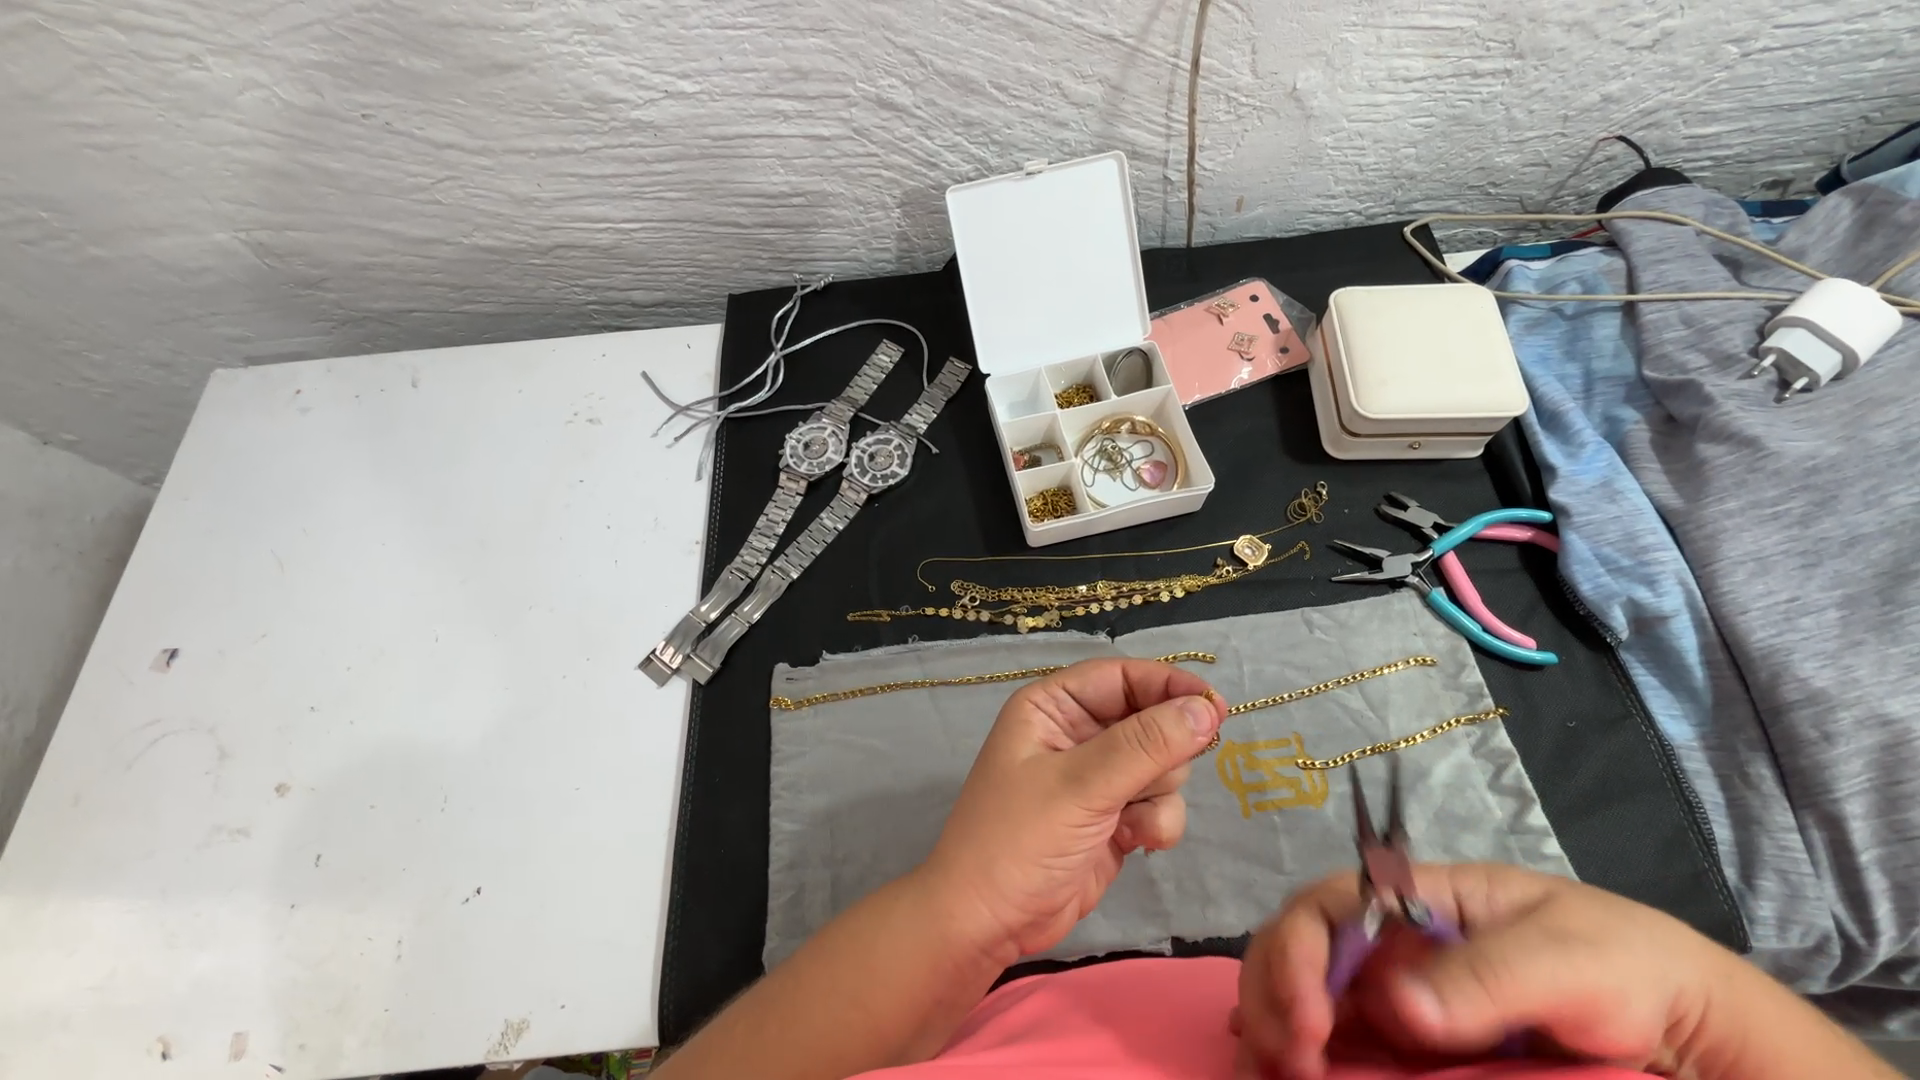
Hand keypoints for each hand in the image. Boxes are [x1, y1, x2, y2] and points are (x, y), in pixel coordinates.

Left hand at [915, 657, 1227, 964]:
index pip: (1122, 676)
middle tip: (1155, 776)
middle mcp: (1076, 734)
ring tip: (1129, 815)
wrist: (989, 923)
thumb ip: (1145, 745)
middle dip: (1162, 750)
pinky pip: (1159, 804)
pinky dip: (1156, 822)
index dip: (1168, 685)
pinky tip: (1133, 841)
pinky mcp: (1113, 818)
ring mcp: (1096, 778)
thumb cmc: (1018, 840)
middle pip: (1150, 718)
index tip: (1215, 706)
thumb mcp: (1080, 786)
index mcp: (1052, 707)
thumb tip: (1207, 708)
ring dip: (1159, 791)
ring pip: (1162, 764)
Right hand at [1232, 863, 1730, 1078]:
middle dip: (1274, 995)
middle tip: (1289, 1062)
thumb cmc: (1620, 965)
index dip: (1299, 952)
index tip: (1310, 1020)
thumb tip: (1396, 1006)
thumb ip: (1487, 975)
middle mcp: (1384, 941)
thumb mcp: (1566, 959)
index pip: (1326, 905)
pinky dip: (1292, 1052)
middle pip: (1295, 946)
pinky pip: (1333, 1040)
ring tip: (1267, 1075)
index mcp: (1409, 899)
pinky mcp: (1400, 1042)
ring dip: (1270, 1028)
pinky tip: (1275, 1073)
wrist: (1679, 1029)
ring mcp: (1389, 993)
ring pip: (1299, 993)